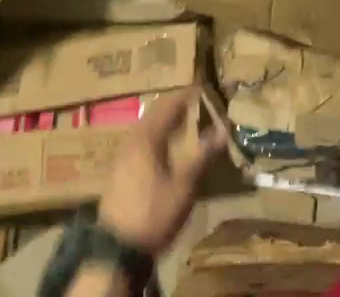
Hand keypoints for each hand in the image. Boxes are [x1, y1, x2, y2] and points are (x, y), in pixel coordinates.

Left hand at [97, 91, 226, 254]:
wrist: (116, 251)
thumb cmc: (153, 213)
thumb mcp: (184, 186)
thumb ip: (203, 155)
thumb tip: (223, 129)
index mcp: (147, 138)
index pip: (169, 105)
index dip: (187, 95)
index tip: (204, 88)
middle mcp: (132, 141)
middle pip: (154, 113)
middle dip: (175, 104)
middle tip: (197, 101)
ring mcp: (122, 156)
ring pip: (146, 126)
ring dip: (165, 119)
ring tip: (185, 119)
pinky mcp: (120, 171)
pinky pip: (141, 140)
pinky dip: (157, 133)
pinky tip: (167, 145)